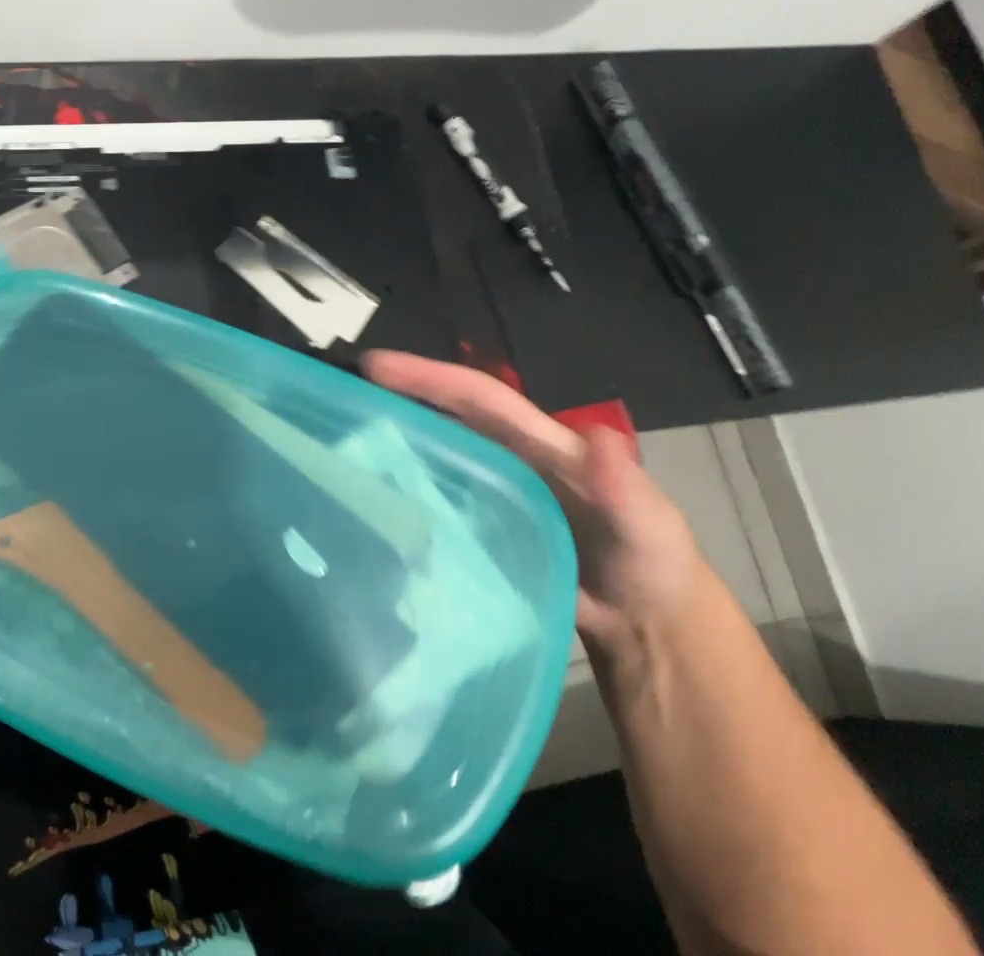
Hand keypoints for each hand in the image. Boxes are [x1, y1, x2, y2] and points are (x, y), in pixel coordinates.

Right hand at [360, 351, 707, 656]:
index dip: (430, 378)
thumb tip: (600, 439)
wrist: (643, 618)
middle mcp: (505, 461)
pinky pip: (429, 504)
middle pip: (442, 419)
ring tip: (333, 438)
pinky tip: (361, 500)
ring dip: (387, 442)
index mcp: (540, 445)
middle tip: (334, 395)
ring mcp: (486, 497)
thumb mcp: (646, 522)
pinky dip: (397, 494)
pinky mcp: (474, 533)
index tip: (375, 365)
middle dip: (393, 398)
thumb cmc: (650, 560)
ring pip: (430, 457)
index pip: (479, 399)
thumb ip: (622, 487)